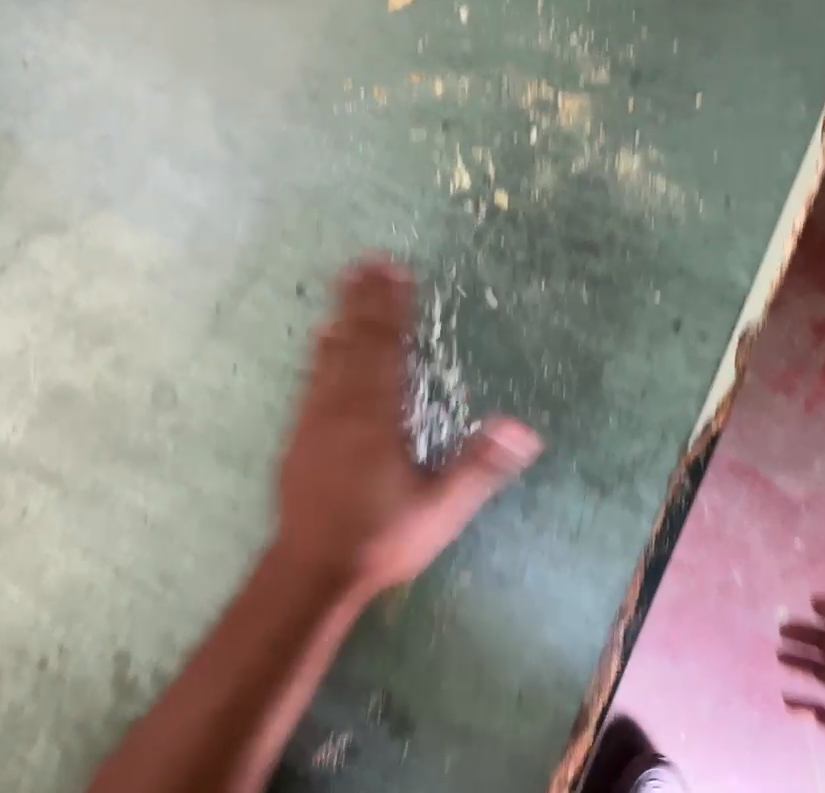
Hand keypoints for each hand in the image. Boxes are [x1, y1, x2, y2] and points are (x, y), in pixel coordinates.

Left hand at [273, 255, 542, 596]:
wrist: (313, 566)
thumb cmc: (381, 536)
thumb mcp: (439, 509)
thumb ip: (479, 466)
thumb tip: (524, 429)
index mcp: (379, 416)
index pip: (388, 349)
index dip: (393, 308)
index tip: (398, 272)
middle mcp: (344, 405)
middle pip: (358, 340)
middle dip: (367, 298)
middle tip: (371, 258)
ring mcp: (317, 416)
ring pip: (332, 352)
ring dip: (343, 313)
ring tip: (348, 279)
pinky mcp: (300, 432)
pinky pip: (312, 376)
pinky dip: (320, 349)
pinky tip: (320, 334)